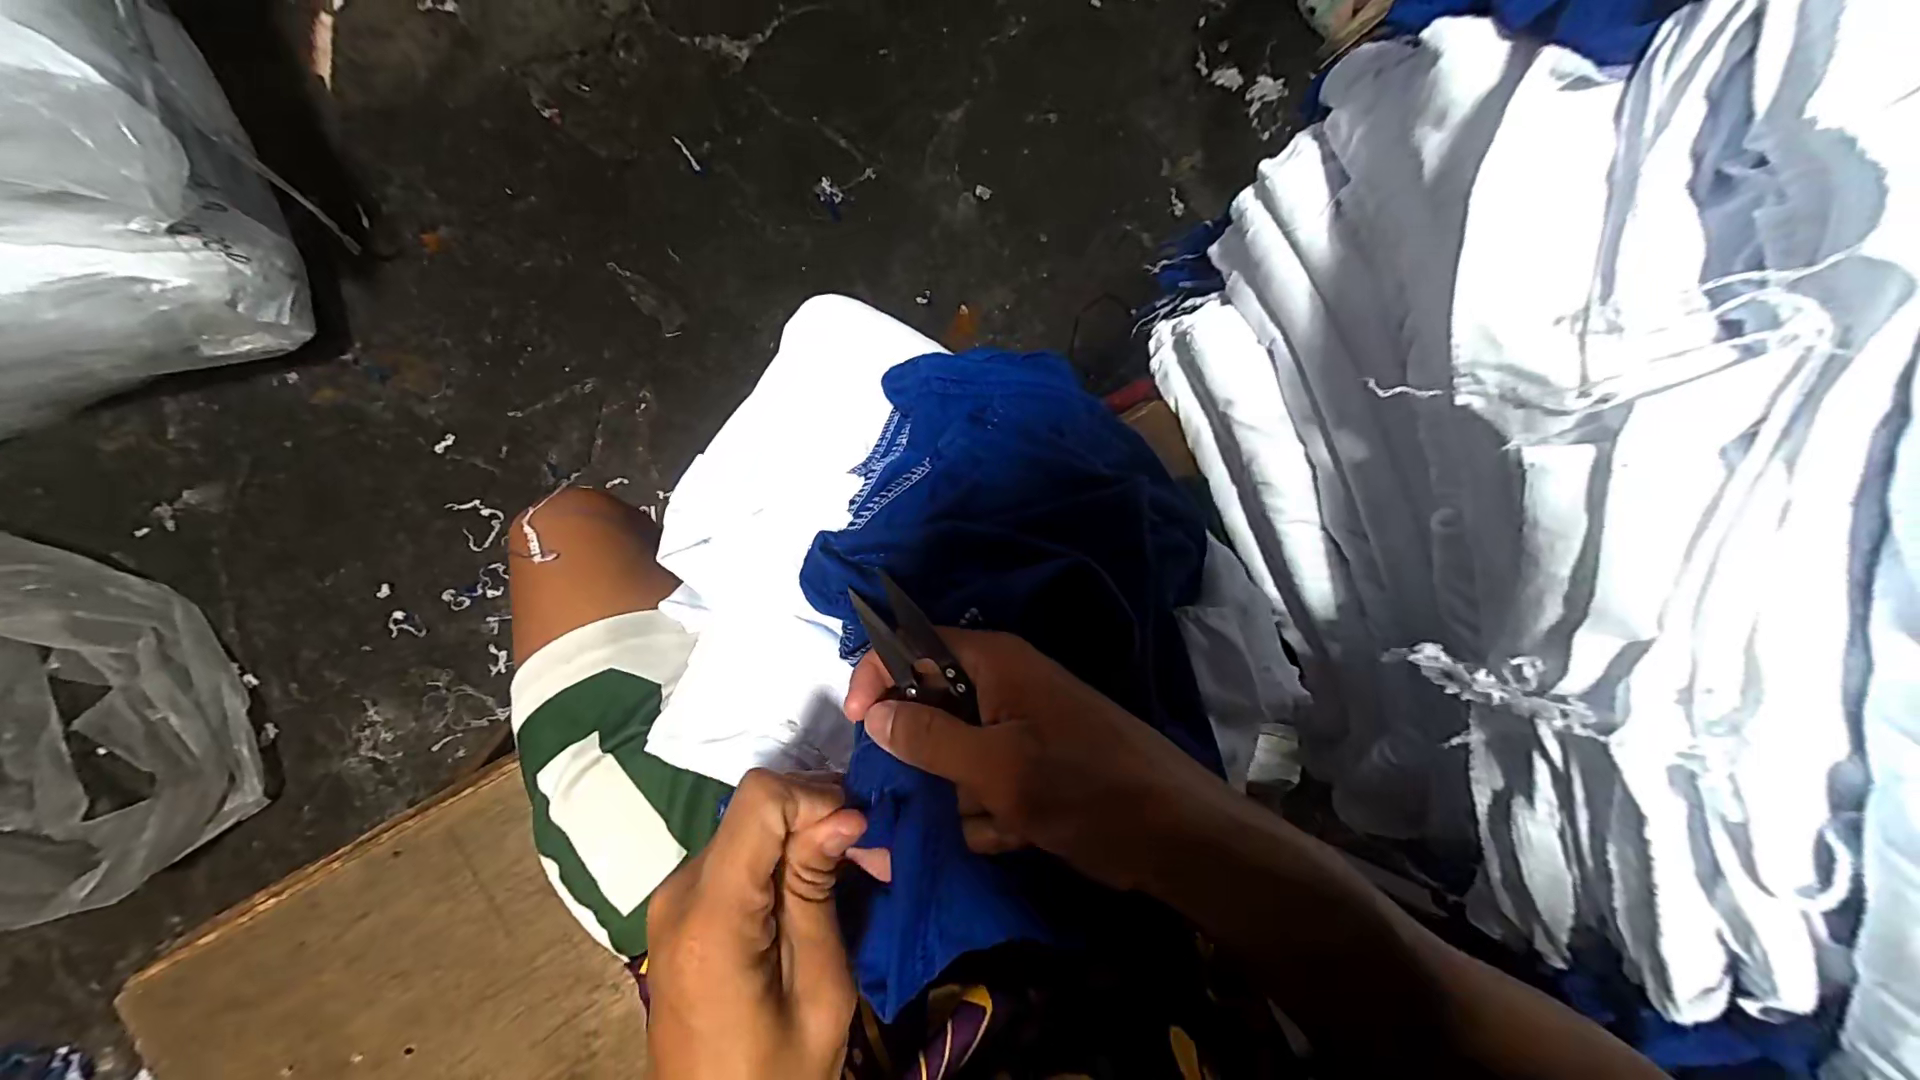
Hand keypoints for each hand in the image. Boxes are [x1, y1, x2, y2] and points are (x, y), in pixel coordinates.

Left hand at [645, 769, 865, 1079]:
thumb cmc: (775, 1075)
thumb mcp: (818, 992)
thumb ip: (817, 892)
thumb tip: (845, 813)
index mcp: (710, 916)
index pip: (760, 799)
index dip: (815, 798)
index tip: (856, 833)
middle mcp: (680, 891)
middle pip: (755, 807)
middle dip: (818, 814)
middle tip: (866, 851)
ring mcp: (675, 896)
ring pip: (751, 821)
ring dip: (804, 832)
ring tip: (849, 868)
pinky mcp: (684, 905)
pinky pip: (740, 849)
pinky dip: (782, 850)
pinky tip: (812, 880)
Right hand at [842, 628, 1232, 890]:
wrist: (1174, 836)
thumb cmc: (1085, 787)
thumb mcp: (997, 767)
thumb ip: (928, 738)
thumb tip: (873, 715)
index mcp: (994, 661)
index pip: (915, 644)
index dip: (880, 674)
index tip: (858, 723)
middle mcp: (1004, 683)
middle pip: (932, 704)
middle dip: (926, 754)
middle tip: (933, 789)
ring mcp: (1018, 726)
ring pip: (954, 753)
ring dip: (963, 793)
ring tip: (999, 816)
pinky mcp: (1031, 764)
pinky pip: (984, 781)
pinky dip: (990, 810)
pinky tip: (1018, 831)